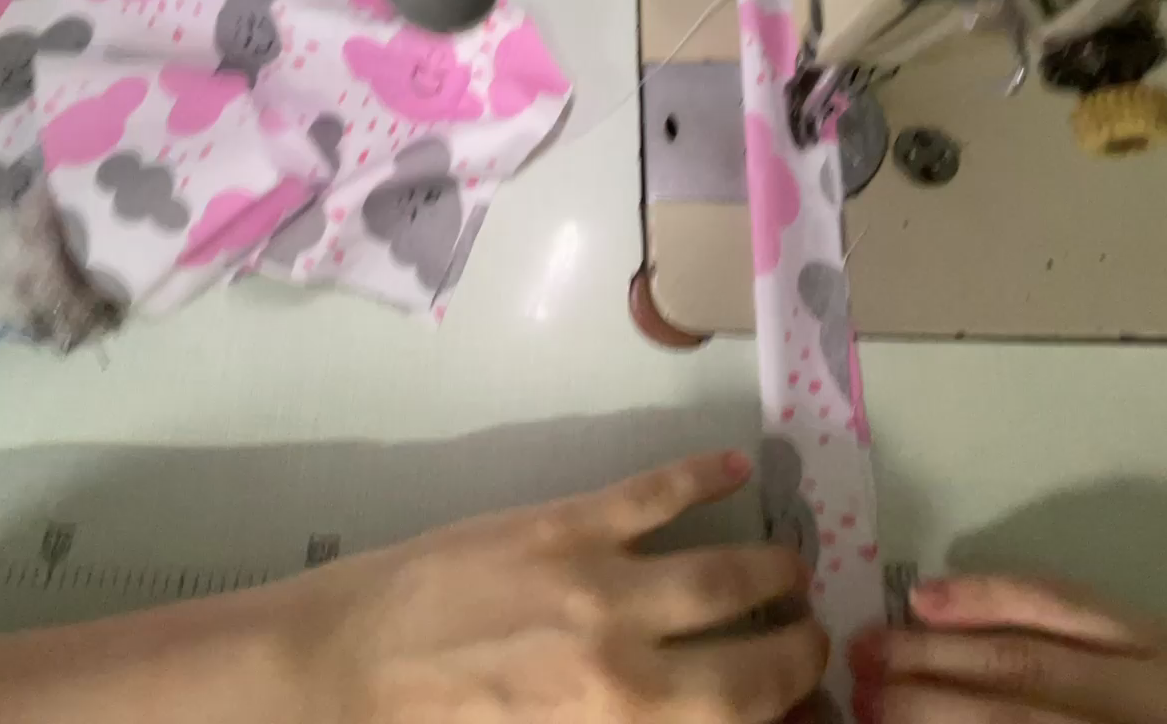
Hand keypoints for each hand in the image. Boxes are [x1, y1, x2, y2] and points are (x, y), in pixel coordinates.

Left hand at [277, 450, 828, 723]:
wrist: (351, 670)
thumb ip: (633, 722)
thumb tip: (688, 703)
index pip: (743, 719)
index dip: (791, 707)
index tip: (811, 696)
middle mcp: (629, 662)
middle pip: (750, 657)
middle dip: (798, 647)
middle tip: (815, 634)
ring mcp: (600, 582)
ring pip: (718, 572)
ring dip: (770, 569)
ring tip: (794, 565)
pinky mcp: (564, 523)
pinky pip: (652, 494)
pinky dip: (701, 478)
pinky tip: (738, 468)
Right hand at [848, 576, 1166, 723]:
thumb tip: (953, 721)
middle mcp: (1151, 720)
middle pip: (1016, 702)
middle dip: (923, 696)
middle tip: (853, 688)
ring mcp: (1160, 670)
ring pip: (1028, 652)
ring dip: (936, 648)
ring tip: (867, 644)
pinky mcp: (1162, 633)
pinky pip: (1064, 601)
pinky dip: (991, 594)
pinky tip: (932, 594)